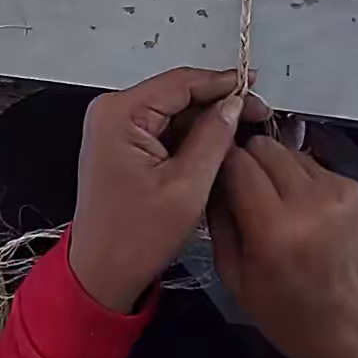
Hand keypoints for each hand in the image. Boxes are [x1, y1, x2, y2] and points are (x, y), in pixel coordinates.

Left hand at [69, 68, 269, 311]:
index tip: (254, 86)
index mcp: (120, 114)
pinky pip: (162, 126)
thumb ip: (214, 137)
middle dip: (217, 102)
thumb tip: (234, 102)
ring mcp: (114, 125)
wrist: (100, 274)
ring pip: (172, 109)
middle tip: (257, 112)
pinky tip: (218, 141)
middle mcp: (112, 110)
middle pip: (176, 93)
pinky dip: (190, 133)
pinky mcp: (120, 141)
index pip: (180, 82)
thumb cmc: (138, 237)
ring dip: (206, 118)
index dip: (221, 82)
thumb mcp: (187, 187)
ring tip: (244, 127)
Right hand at [210, 135, 357, 357]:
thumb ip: (219, 221)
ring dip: (274, 168)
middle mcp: (309, 201)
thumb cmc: (290, 316)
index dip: (223, 164)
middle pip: (263, 146)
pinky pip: (311, 164)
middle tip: (243, 187)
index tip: (216, 176)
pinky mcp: (355, 185)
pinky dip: (299, 178)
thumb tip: (211, 176)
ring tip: (275, 200)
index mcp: (274, 230)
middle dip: (248, 160)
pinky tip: (302, 207)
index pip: (237, 162)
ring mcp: (337, 189)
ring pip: (287, 150)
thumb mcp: (235, 279)